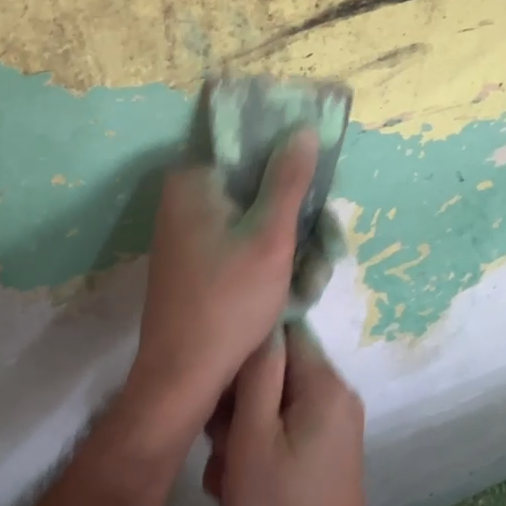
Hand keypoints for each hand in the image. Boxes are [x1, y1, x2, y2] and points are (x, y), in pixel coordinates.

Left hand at [125, 130, 319, 426]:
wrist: (183, 375)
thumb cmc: (229, 301)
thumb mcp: (270, 236)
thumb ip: (288, 180)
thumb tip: (302, 129)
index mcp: (193, 180)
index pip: (250, 148)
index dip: (290, 166)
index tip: (318, 198)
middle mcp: (185, 198)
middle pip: (255, 186)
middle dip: (295, 216)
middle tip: (323, 250)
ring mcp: (188, 231)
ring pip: (254, 218)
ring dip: (288, 243)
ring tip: (310, 279)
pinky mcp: (195, 260)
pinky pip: (241, 242)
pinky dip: (267, 259)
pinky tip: (290, 288)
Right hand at [205, 326, 373, 505]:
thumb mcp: (252, 438)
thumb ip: (255, 374)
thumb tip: (259, 325)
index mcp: (326, 384)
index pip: (281, 333)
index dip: (244, 352)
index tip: (219, 385)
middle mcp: (338, 396)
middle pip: (276, 373)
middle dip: (238, 403)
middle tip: (218, 443)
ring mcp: (335, 427)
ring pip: (273, 406)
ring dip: (242, 433)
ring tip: (227, 474)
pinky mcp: (327, 453)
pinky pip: (285, 431)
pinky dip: (258, 451)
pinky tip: (241, 485)